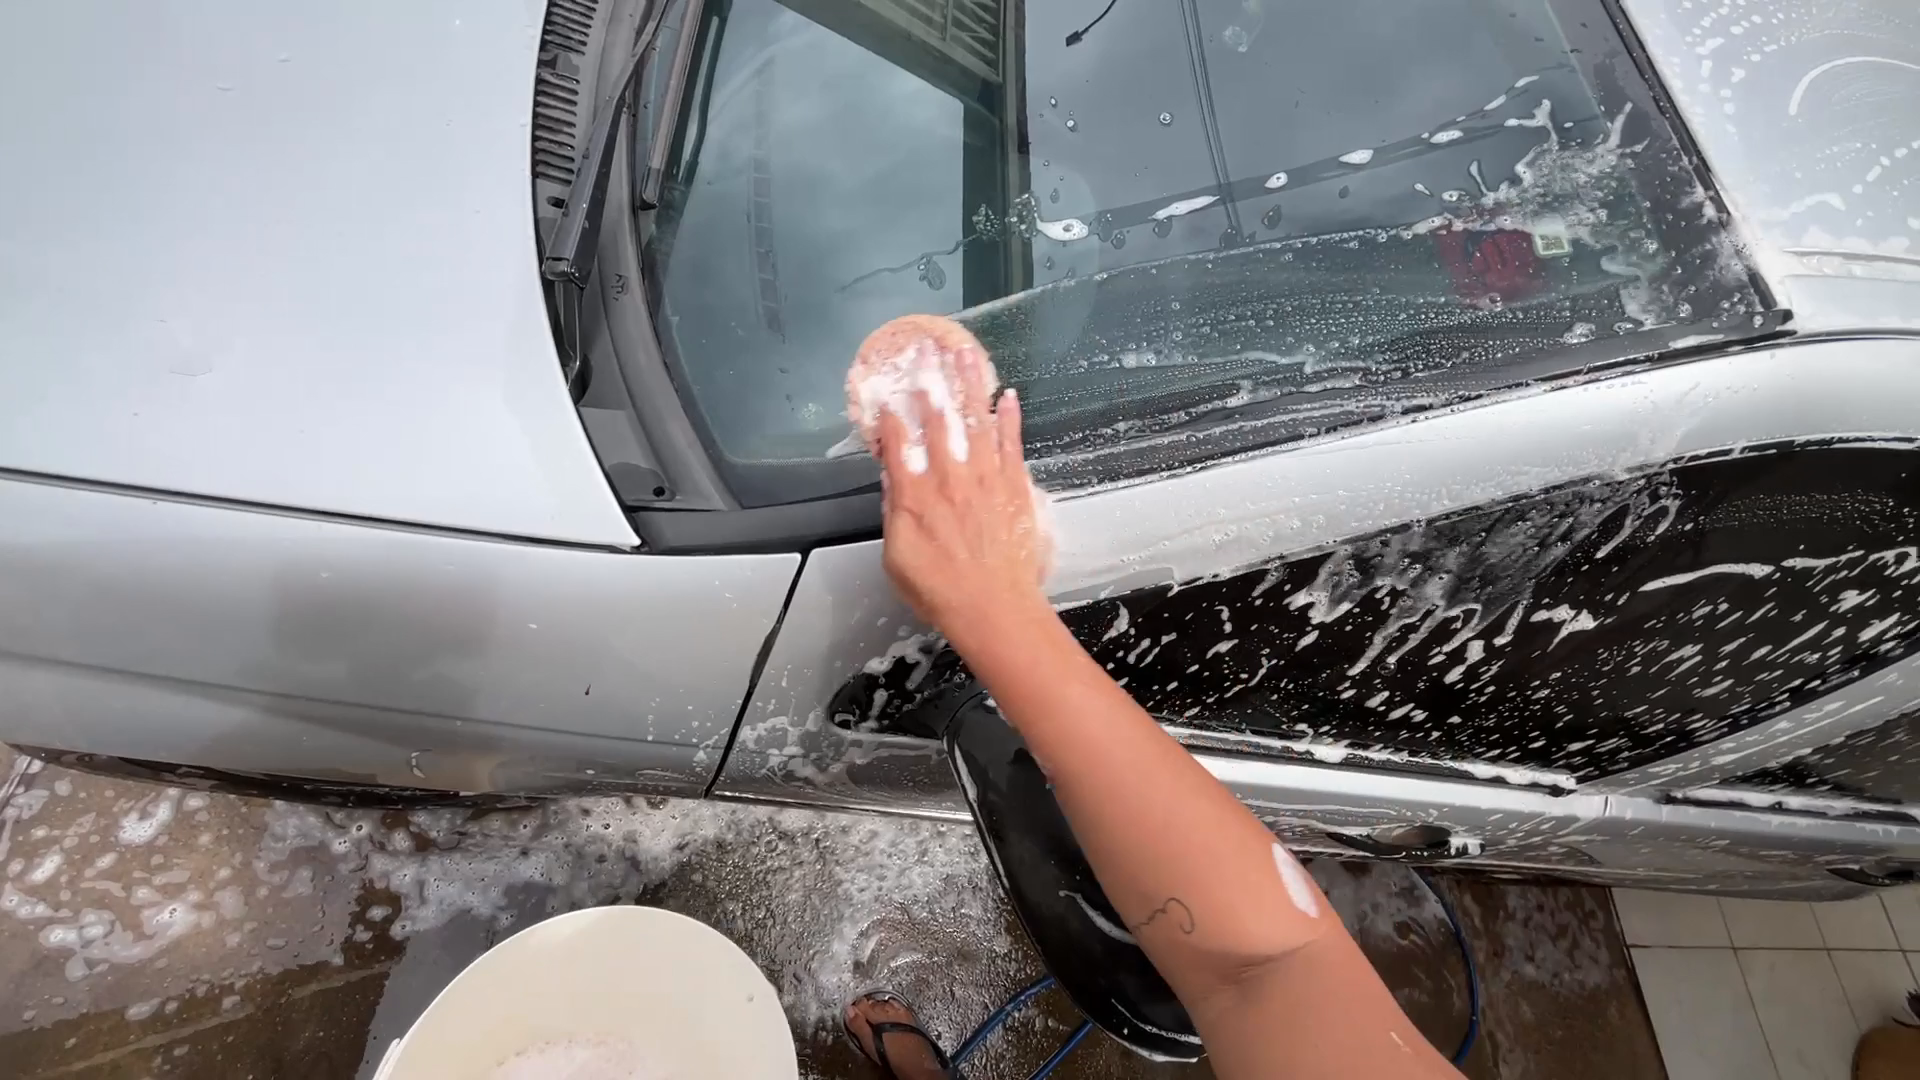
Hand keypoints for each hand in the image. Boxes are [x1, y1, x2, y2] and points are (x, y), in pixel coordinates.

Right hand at [875, 349, 1049, 645]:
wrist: (993, 608)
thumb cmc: (941, 591)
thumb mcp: (897, 558)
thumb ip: (894, 513)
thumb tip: (893, 479)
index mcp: (915, 496)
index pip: (898, 444)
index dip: (892, 417)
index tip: (889, 394)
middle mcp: (949, 478)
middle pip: (937, 420)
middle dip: (930, 381)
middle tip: (926, 350)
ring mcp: (985, 479)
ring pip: (975, 421)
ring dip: (969, 384)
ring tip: (964, 354)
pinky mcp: (1013, 487)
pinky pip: (1012, 444)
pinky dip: (1010, 418)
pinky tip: (1007, 395)